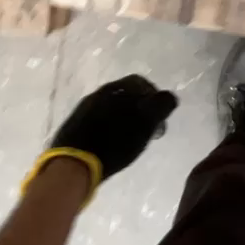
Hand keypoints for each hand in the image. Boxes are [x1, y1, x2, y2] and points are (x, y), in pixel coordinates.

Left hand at [50, 74, 178, 179]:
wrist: (75, 163)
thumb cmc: (115, 142)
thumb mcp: (146, 123)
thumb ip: (162, 106)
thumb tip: (170, 96)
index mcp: (116, 88)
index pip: (141, 82)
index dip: (155, 97)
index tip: (161, 117)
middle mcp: (99, 92)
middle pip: (126, 94)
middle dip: (140, 108)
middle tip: (148, 128)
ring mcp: (84, 107)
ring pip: (112, 106)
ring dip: (125, 118)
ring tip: (131, 138)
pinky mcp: (74, 124)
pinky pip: (99, 119)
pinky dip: (110, 126)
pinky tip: (111, 142)